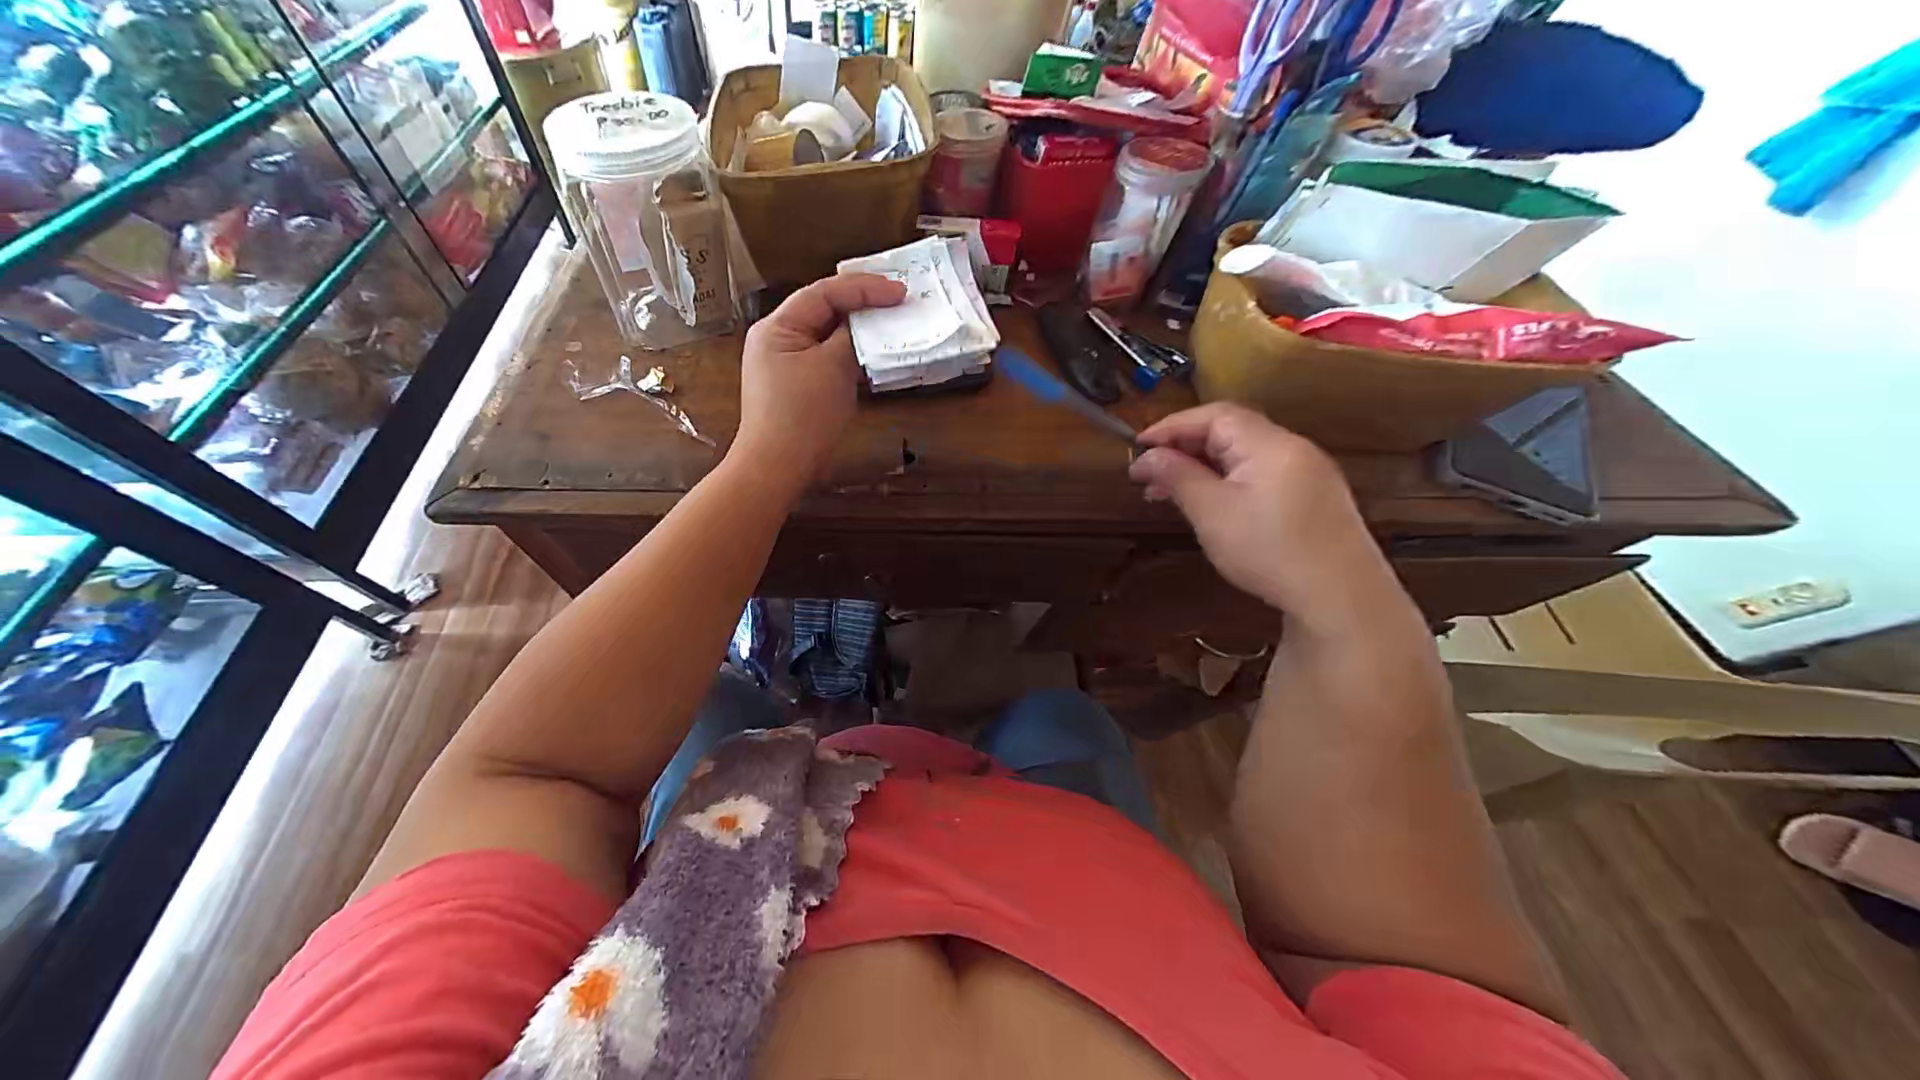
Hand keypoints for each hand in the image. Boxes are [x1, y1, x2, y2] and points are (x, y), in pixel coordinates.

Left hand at [731, 272, 905, 482]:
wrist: (778, 466)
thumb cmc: (802, 415)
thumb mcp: (833, 367)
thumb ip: (851, 337)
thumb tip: (867, 324)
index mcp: (777, 327)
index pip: (824, 292)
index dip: (864, 288)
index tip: (899, 292)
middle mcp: (778, 339)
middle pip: (825, 311)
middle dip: (863, 306)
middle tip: (900, 302)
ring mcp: (787, 365)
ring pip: (829, 337)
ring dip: (861, 332)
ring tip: (893, 326)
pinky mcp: (799, 387)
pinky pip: (829, 361)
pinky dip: (853, 356)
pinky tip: (876, 358)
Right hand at [1128, 403, 1393, 621]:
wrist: (1341, 598)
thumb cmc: (1269, 551)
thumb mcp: (1212, 514)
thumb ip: (1178, 477)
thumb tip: (1146, 457)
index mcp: (1270, 444)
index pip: (1214, 415)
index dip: (1171, 426)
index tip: (1137, 447)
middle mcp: (1294, 448)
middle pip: (1231, 431)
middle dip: (1185, 448)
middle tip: (1148, 475)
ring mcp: (1309, 473)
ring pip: (1245, 456)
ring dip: (1204, 467)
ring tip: (1170, 494)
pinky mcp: (1315, 499)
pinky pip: (1263, 475)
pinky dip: (1229, 482)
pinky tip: (1212, 506)